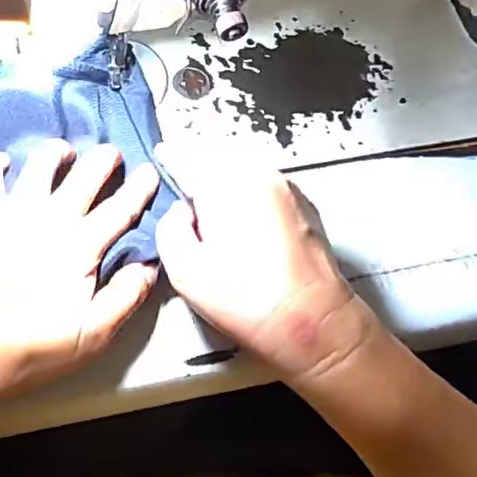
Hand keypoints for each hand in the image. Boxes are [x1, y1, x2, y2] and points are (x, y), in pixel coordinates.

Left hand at [0, 140, 161, 411]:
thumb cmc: (33, 346)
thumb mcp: (93, 335)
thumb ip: (125, 296)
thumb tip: (150, 266)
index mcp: (83, 246)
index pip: (121, 208)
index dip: (139, 188)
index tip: (150, 172)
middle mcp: (52, 218)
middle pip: (85, 175)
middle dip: (104, 159)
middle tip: (111, 154)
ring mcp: (15, 213)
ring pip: (40, 165)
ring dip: (56, 153)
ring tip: (64, 152)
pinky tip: (3, 161)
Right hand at [152, 141, 379, 382]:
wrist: (315, 322)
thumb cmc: (250, 301)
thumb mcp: (185, 271)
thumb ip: (169, 228)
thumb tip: (179, 212)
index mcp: (227, 183)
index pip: (184, 155)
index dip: (168, 161)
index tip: (160, 164)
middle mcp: (259, 173)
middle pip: (214, 158)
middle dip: (197, 174)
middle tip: (187, 205)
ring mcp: (286, 185)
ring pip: (241, 169)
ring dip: (224, 185)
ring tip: (215, 220)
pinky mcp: (303, 202)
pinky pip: (263, 186)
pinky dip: (248, 196)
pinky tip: (244, 229)